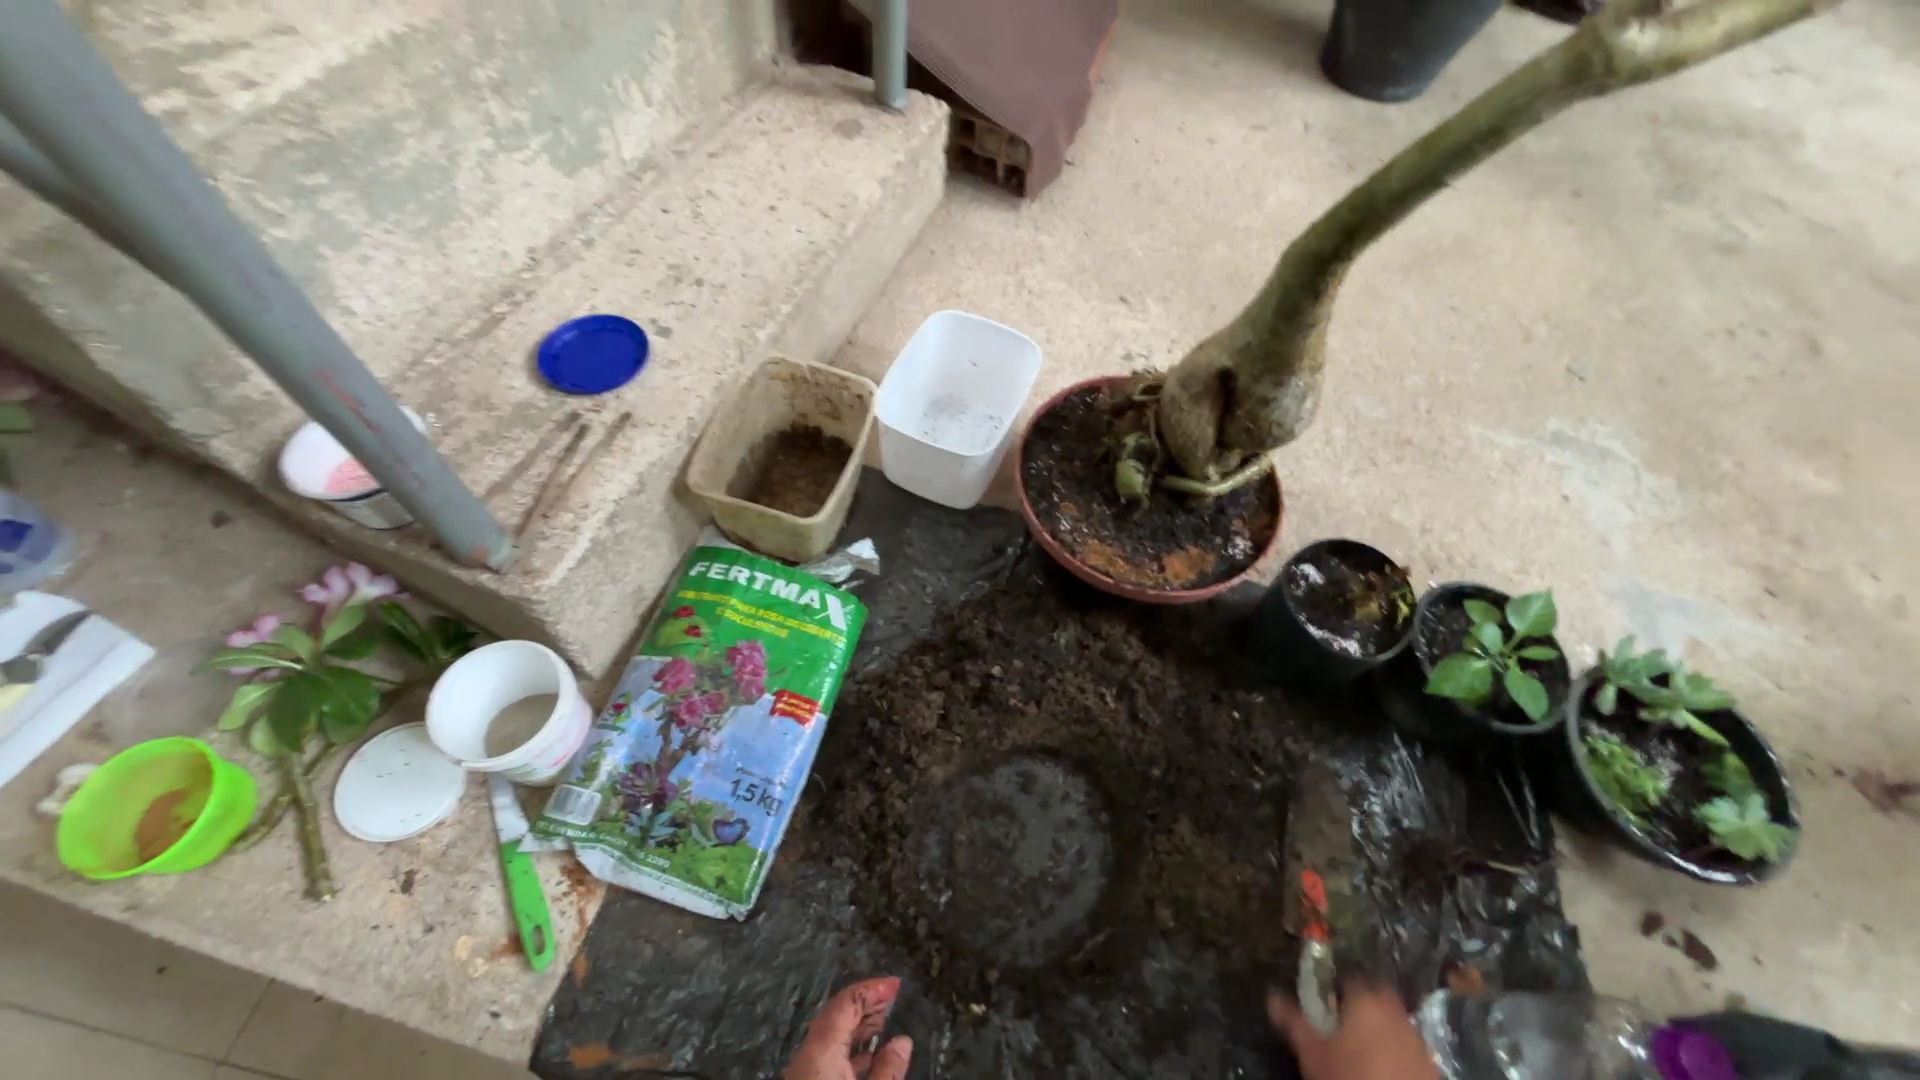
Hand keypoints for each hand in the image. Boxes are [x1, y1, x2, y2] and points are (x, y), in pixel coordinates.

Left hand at [783, 976, 913, 1079]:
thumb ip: (887, 1070)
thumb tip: (903, 1040)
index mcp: (821, 1048)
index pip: (846, 1003)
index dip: (871, 989)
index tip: (895, 983)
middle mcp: (806, 1053)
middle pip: (835, 1015)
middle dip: (864, 1002)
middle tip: (891, 995)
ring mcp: (802, 1070)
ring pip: (830, 1036)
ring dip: (857, 1026)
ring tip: (883, 1020)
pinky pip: (827, 1055)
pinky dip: (848, 1048)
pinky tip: (868, 1057)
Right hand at [1269, 984, 1437, 1079]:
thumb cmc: (1348, 1077)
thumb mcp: (1312, 1051)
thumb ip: (1292, 1020)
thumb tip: (1271, 996)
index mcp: (1365, 1000)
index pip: (1349, 977)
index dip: (1335, 987)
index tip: (1325, 1004)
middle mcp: (1395, 1011)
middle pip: (1376, 994)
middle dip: (1361, 1001)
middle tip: (1344, 1022)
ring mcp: (1418, 1038)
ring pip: (1395, 1019)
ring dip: (1381, 1025)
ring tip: (1363, 1047)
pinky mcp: (1432, 1065)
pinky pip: (1410, 1046)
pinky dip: (1397, 1049)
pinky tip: (1384, 1066)